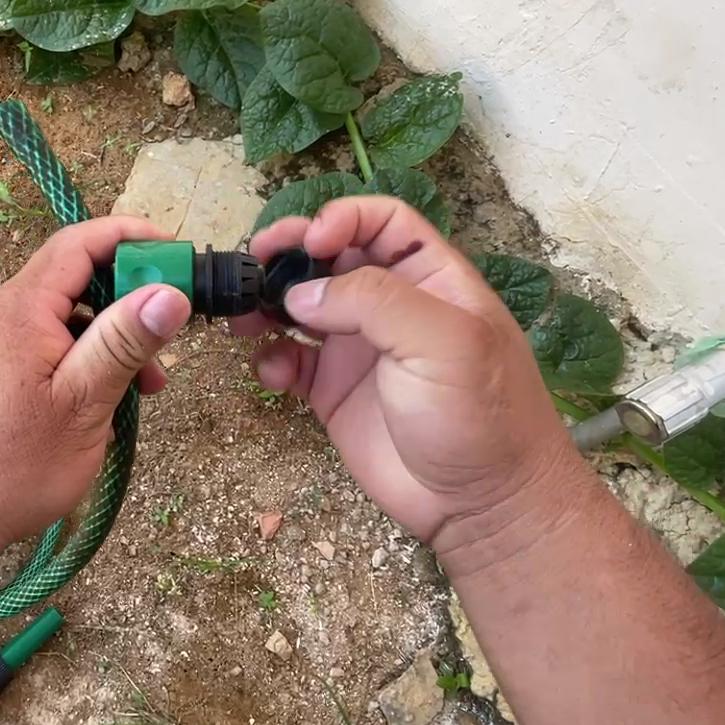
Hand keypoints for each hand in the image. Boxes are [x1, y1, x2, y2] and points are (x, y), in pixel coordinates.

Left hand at [0, 216, 191, 559]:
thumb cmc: (15, 465)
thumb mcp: (83, 401)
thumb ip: (123, 341)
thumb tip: (171, 291)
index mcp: (20, 308)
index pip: (78, 243)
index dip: (130, 237)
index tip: (179, 253)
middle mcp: (1, 313)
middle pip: (73, 277)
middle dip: (128, 297)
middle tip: (169, 333)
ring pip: (65, 316)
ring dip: (111, 337)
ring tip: (147, 385)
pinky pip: (48, 344)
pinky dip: (85, 359)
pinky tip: (107, 399)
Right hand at [233, 197, 582, 549]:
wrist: (479, 506)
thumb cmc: (481, 416)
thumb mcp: (444, 343)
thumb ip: (375, 302)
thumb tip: (300, 294)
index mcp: (429, 279)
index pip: (382, 222)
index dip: (342, 219)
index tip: (310, 243)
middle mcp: (387, 305)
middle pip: (328, 256)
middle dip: (288, 252)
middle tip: (254, 260)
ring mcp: (355, 347)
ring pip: (298, 305)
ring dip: (265, 304)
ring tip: (242, 319)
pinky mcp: (329, 389)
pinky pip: (288, 358)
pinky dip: (271, 359)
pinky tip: (275, 376)